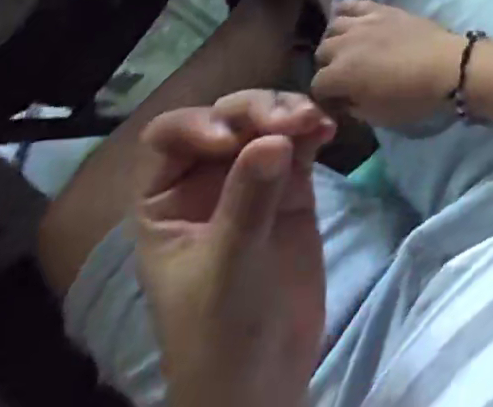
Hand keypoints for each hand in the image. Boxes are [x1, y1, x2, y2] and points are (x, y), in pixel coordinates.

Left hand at [134, 91, 335, 406]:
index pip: (171, 135)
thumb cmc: (219, 333)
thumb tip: (274, 139)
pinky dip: (311, 131)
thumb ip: (246, 202)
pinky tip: (326, 128)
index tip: (230, 139)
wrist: (265, 381)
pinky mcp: (291, 189)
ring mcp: (251, 179)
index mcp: (166, 196)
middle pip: (225, 119)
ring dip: (287, 112)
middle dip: (254, 112)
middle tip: (289, 120)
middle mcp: (206, 177)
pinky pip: (298, 145)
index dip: (198, 125)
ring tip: (312, 121)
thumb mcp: (225, 268)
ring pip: (264, 124)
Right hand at [311, 0, 465, 126]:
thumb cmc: (414, 98)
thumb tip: (344, 101)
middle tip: (345, 77)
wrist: (447, 66)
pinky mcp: (378, 8)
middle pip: (322, 53)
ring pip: (332, 27)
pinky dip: (346, 12)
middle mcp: (343, 44)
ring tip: (348, 49)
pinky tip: (353, 23)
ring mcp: (360, 22)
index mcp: (340, 74)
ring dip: (336, 40)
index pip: (317, 85)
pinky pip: (351, 4)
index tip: (338, 103)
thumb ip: (354, 108)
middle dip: (329, 67)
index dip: (325, 97)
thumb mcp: (379, 116)